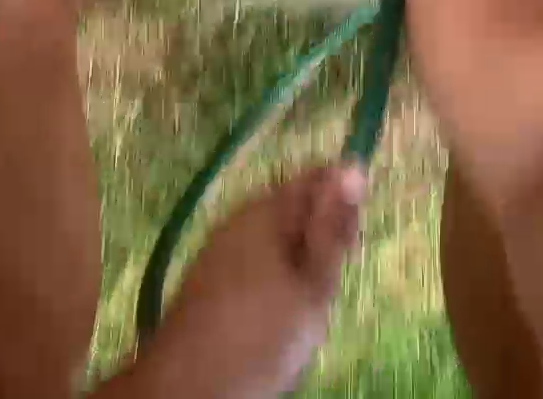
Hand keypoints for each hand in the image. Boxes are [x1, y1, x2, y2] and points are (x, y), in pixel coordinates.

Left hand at [122, 164, 365, 397]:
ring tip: (304, 303)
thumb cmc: (261, 332)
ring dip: (296, 257)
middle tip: (327, 282)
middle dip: (319, 235)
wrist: (188, 385)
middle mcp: (241, 213)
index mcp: (268, 208)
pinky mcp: (208, 270)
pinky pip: (253, 255)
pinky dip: (272, 274)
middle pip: (295, 205)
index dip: (342, 200)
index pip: (317, 176)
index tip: (349, 240)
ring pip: (275, 234)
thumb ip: (334, 225)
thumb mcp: (314, 282)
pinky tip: (273, 309)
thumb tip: (354, 165)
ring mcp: (221, 240)